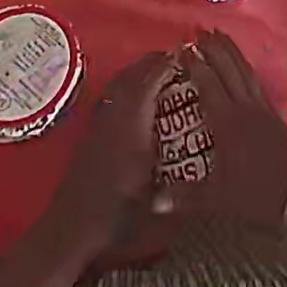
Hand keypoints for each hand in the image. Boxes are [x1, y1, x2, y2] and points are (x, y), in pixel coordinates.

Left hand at [49, 51, 176, 249]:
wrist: (71, 230)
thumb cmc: (117, 216)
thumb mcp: (157, 202)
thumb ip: (185, 192)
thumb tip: (215, 187)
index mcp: (132, 124)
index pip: (148, 82)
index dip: (166, 65)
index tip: (184, 56)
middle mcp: (115, 116)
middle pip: (132, 75)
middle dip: (153, 61)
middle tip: (175, 57)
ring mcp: (100, 122)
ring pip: (119, 82)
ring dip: (138, 70)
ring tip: (158, 69)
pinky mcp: (92, 132)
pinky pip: (112, 93)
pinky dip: (126, 83)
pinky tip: (136, 95)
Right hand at [179, 30, 286, 229]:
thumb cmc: (258, 196)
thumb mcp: (217, 198)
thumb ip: (183, 196)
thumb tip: (151, 202)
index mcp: (228, 122)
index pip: (208, 84)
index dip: (195, 65)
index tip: (182, 48)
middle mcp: (245, 107)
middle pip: (227, 69)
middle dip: (213, 48)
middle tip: (200, 30)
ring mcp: (262, 107)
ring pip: (243, 70)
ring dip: (231, 50)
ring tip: (220, 34)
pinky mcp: (274, 113)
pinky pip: (255, 80)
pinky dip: (246, 65)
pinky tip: (243, 62)